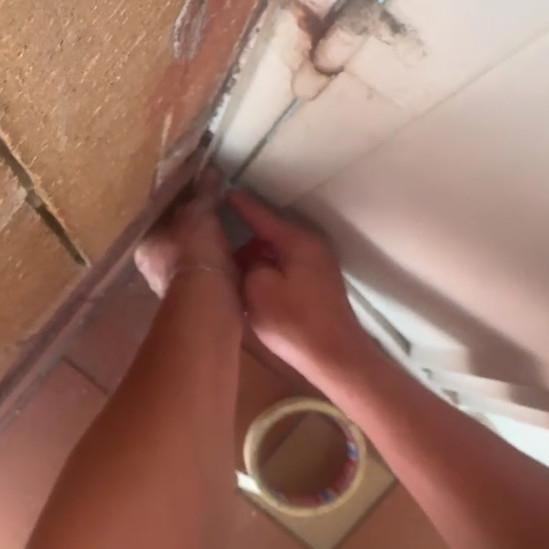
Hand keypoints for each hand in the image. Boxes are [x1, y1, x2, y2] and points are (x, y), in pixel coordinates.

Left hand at [134, 165, 234, 296]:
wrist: (209, 296)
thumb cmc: (195, 249)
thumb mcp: (200, 213)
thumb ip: (204, 193)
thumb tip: (211, 169)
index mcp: (144, 244)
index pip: (159, 219)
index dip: (178, 205)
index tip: (195, 195)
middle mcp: (151, 267)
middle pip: (173, 239)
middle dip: (192, 228)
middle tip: (213, 212)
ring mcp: (172, 286)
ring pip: (188, 258)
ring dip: (204, 248)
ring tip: (224, 233)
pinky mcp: (194, 299)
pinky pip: (204, 273)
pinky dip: (214, 264)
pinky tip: (230, 255)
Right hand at [225, 191, 371, 380]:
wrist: (333, 356)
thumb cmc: (294, 322)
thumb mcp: (258, 290)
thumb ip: (248, 265)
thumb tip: (248, 261)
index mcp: (296, 241)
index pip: (261, 214)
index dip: (239, 205)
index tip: (220, 193)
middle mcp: (310, 246)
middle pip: (269, 234)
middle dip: (243, 238)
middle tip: (214, 244)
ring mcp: (316, 266)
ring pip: (276, 253)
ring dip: (254, 259)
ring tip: (228, 270)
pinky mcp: (316, 285)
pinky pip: (284, 268)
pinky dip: (266, 273)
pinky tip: (249, 286)